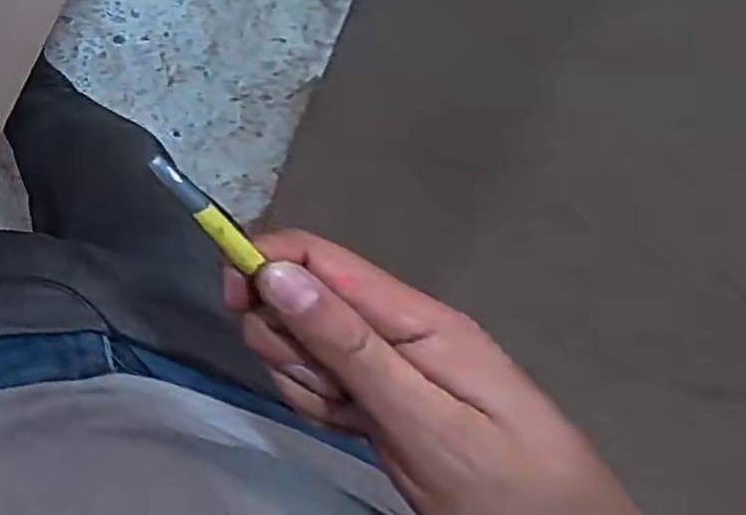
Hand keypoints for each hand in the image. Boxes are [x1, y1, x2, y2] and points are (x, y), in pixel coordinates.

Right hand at [223, 231, 639, 514]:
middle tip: (320, 385)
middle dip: (283, 334)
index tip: (231, 298)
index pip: (315, 254)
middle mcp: (387, 324)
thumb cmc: (513, 495)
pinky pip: (307, 372)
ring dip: (298, 373)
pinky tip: (347, 424)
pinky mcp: (366, 387)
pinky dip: (309, 396)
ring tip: (345, 415)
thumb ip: (349, 344)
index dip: (262, 259)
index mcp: (411, 315)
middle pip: (293, 293)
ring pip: (292, 335)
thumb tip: (274, 270)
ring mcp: (377, 357)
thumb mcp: (430, 424)